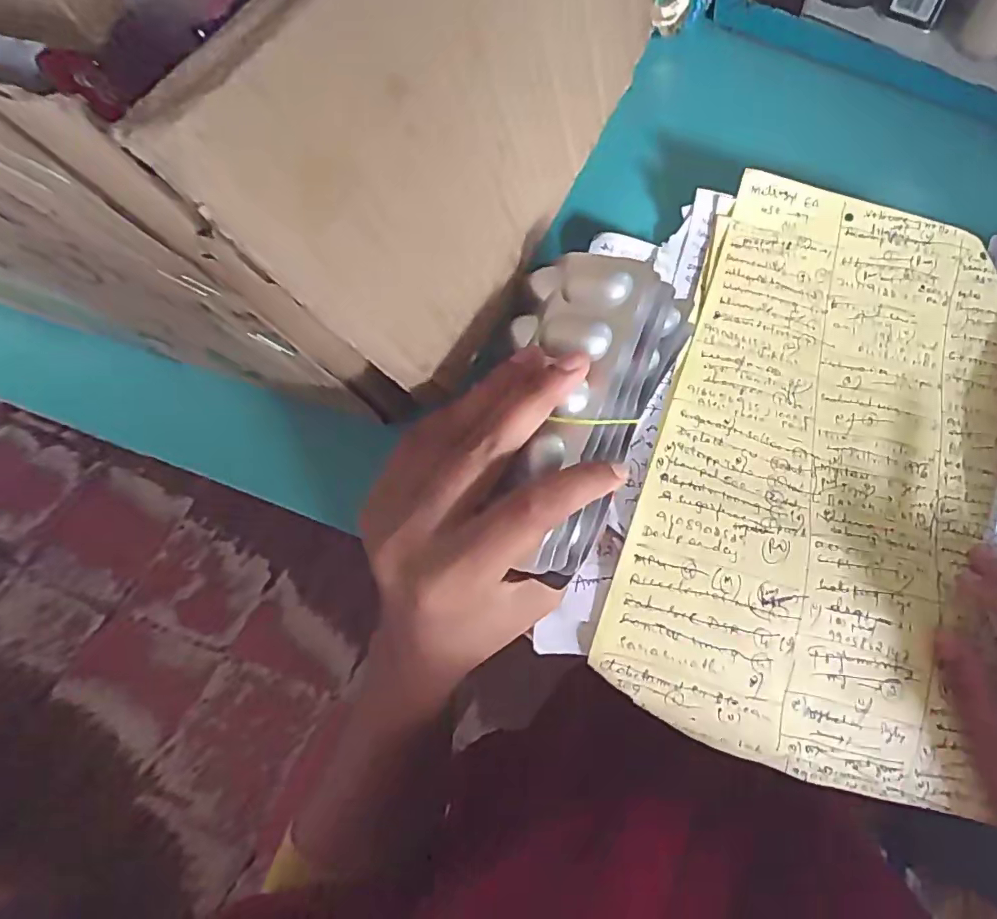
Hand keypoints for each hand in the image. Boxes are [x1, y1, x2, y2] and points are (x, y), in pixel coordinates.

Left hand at [357, 345, 624, 715]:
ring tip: (541, 356)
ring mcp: (389, 506)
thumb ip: (564, 538)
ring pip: (452, 430)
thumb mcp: (536, 598)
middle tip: (575, 366)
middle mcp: (417, 533)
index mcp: (459, 571)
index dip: (576, 482)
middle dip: (535, 400)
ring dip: (501, 387)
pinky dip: (470, 401)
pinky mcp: (380, 488)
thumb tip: (601, 481)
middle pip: (483, 451)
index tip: (617, 465)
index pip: (527, 510)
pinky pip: (429, 431)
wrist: (411, 641)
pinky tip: (503, 379)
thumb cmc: (485, 626)